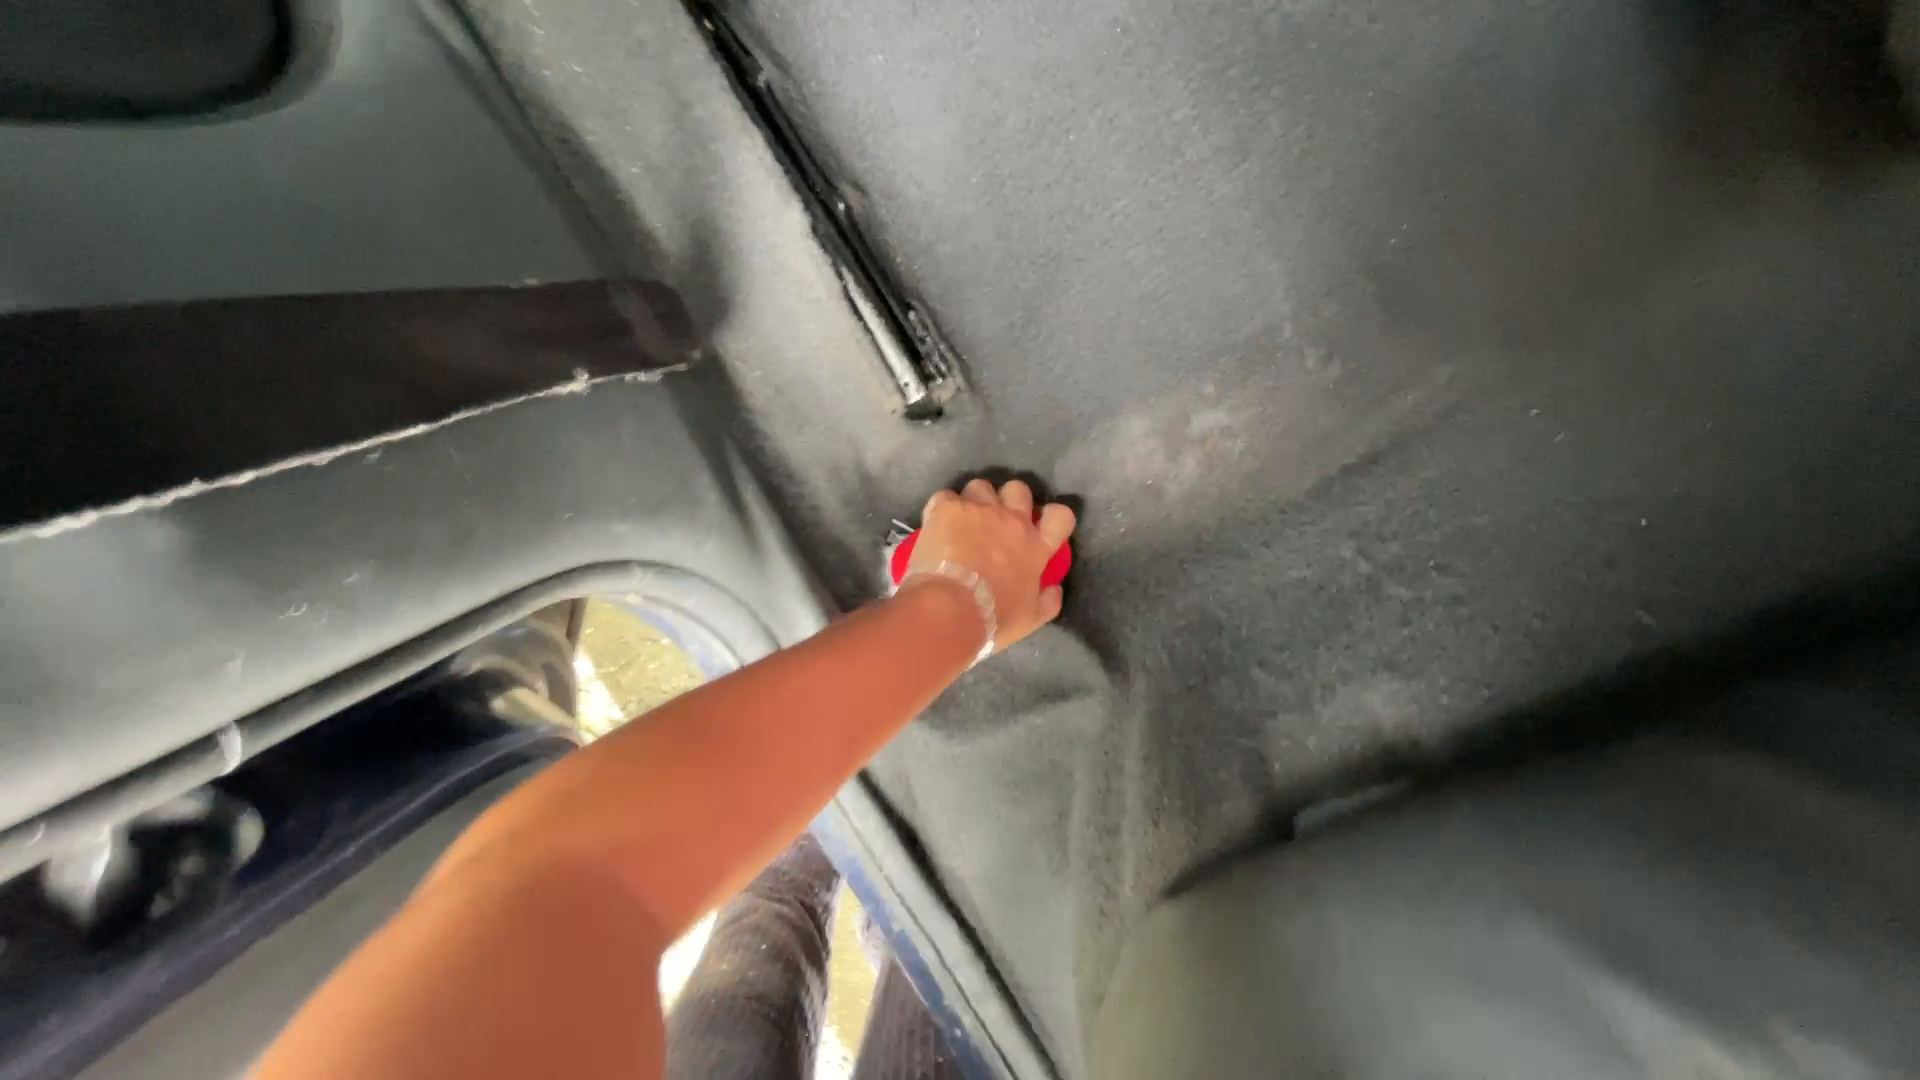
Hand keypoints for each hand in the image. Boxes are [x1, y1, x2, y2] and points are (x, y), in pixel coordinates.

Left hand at [906, 478, 1076, 650]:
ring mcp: (978, 509)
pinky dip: (941, 509)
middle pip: (1018, 489)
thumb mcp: (1030, 619)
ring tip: (961, 521)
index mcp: (1035, 546)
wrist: (949, 609)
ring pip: (981, 486)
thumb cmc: (993, 617)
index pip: (1060, 516)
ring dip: (974, 502)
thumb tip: (1056, 589)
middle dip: (1008, 499)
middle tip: (996, 520)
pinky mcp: (947, 508)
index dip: (1052, 516)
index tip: (1040, 525)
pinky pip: (945, 497)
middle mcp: (1011, 520)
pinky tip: (936, 525)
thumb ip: (1048, 602)